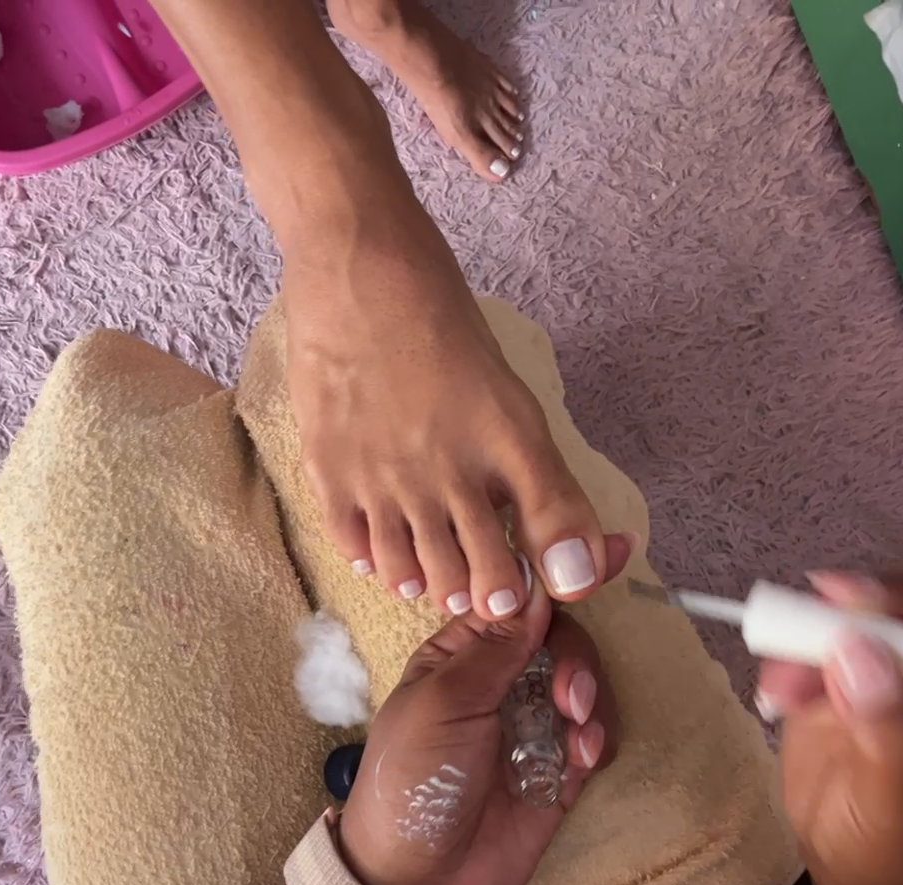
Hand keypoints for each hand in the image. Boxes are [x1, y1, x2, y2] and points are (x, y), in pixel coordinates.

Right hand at [281, 209, 613, 619]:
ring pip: (413, 574)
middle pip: (470, 579)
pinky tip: (383, 555)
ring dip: (431, 584)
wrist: (361, 272)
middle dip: (484, 595)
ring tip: (435, 579)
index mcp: (506, 447)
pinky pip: (354, 547)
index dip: (539, 585)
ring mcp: (382, 475)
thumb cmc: (445, 326)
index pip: (538, 552)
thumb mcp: (514, 402)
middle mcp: (446, 472)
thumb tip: (573, 573)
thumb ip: (547, 489)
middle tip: (481, 589)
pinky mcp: (330, 470)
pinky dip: (374, 562)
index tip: (528, 585)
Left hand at [335, 538, 628, 884]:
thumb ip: (495, 647)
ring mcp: (534, 722)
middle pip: (562, 638)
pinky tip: (579, 758)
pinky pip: (596, 732)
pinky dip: (596, 736)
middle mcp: (502, 679)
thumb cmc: (416, 777)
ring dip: (589, 696)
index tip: (614, 549)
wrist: (421, 882)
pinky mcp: (561, 765)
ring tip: (571, 730)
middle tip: (567, 698)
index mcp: (463, 653)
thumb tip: (534, 583)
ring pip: (585, 682)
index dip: (560, 576)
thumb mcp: (445, 702)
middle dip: (574, 658)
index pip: (518, 600)